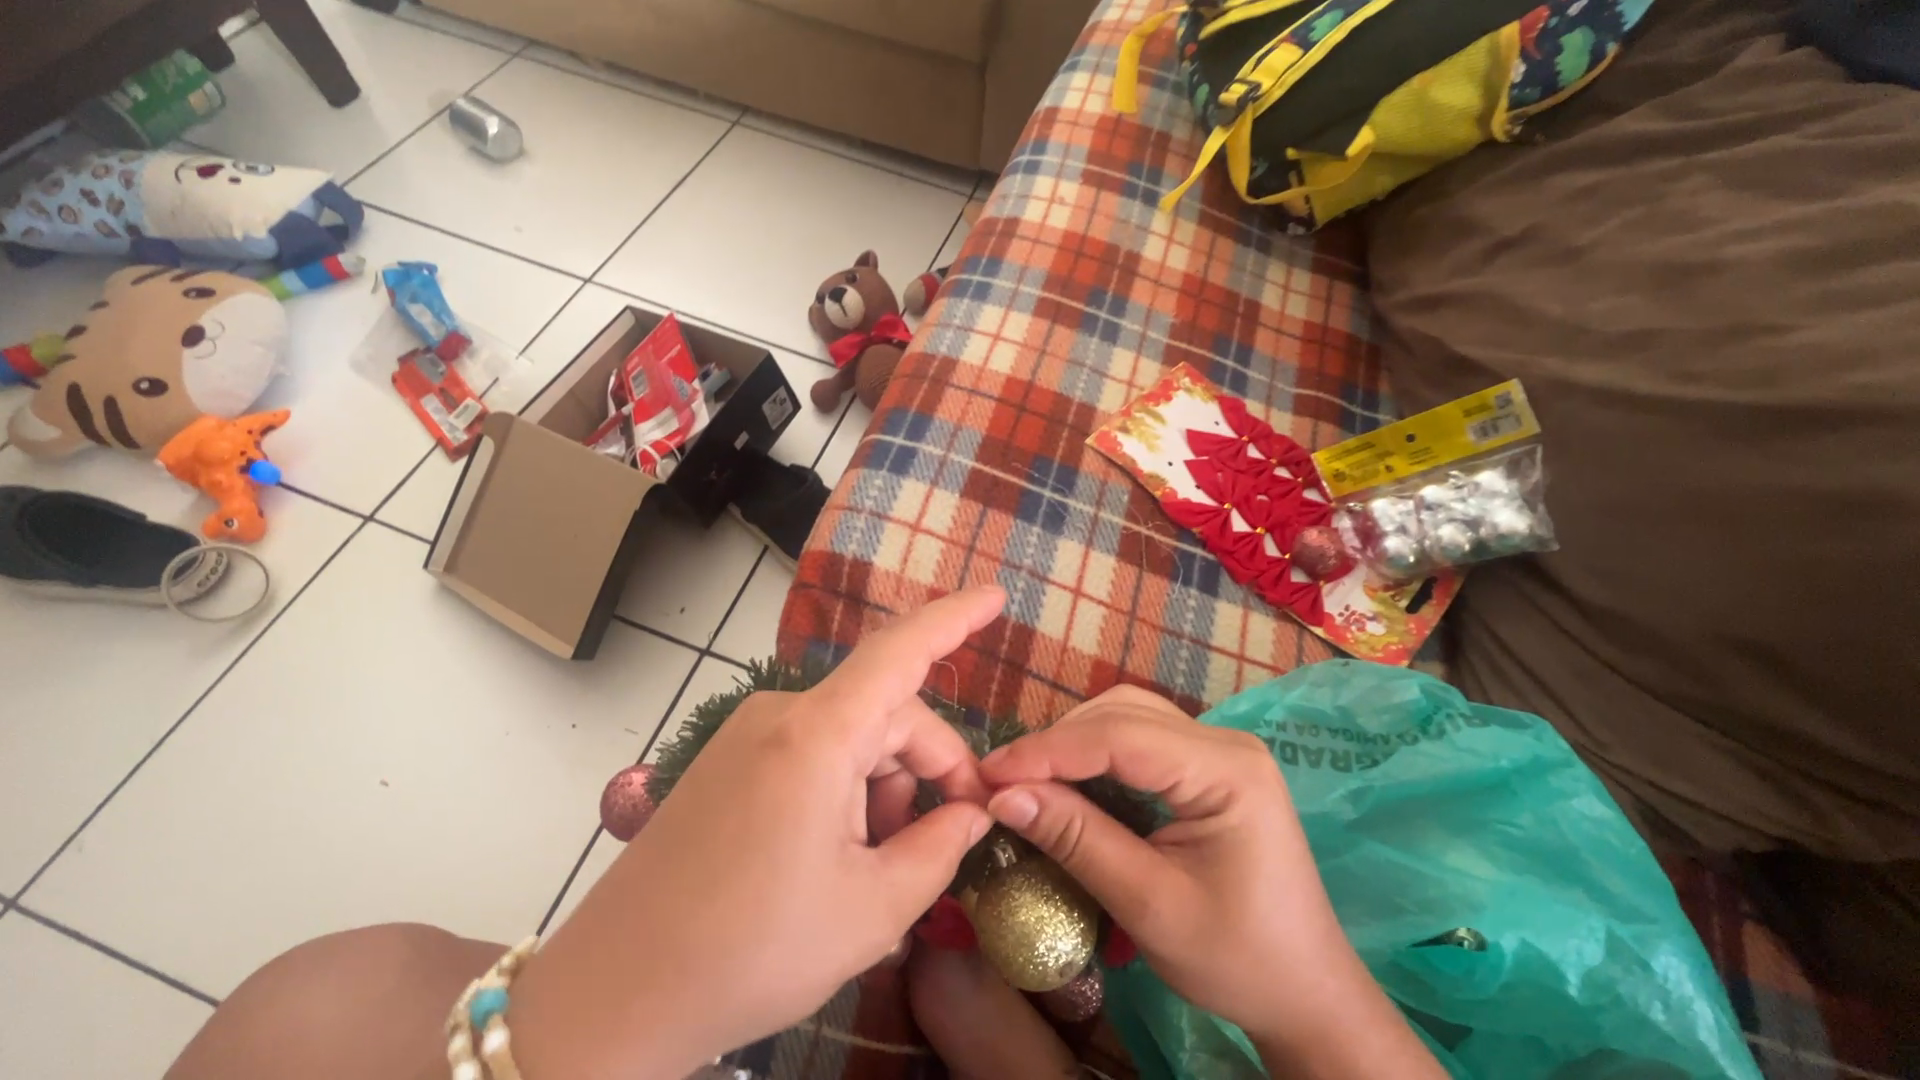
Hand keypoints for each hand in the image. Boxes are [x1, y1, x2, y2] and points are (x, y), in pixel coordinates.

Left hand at [513, 588, 1003, 1079]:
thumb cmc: (752, 951)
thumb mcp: (873, 909)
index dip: (954, 619)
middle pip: (884, 716)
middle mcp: (777, 716)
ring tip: (875, 876)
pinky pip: (809, 758)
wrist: (615, 994)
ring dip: (882, 794)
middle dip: (928, 771)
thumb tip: (972, 812)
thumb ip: (939, 847)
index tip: (997, 595)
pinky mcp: (723, 766)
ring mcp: (744, 739)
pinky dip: (842, 796)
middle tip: (946, 845)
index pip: (901, 652)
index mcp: (817, 735)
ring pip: (848, 743)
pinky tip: (836, 863)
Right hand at [978, 686, 1445, 1078]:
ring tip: (1025, 782)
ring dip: (1073, 745)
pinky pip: (1141, 744)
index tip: (987, 775)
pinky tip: (1067, 786)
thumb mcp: (1149, 904)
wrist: (1304, 994)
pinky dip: (1096, 759)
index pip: (1119, 736)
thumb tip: (1001, 796)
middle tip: (1001, 782)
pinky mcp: (1210, 771)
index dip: (1047, 751)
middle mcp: (1226, 743)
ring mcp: (1221, 753)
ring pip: (1127, 720)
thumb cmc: (1236, 958)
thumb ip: (1077, 839)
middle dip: (1057, 742)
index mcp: (1227, 770)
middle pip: (1122, 714)